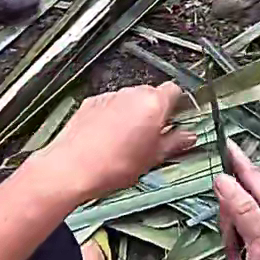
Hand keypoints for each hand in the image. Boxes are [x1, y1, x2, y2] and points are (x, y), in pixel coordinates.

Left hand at [25, 82, 196, 203]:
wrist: (72, 167)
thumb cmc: (111, 165)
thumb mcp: (153, 158)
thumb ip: (174, 143)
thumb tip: (188, 138)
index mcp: (153, 103)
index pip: (175, 91)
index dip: (179, 106)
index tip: (178, 120)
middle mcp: (132, 94)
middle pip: (153, 95)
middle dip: (156, 112)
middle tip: (155, 137)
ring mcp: (110, 96)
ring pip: (131, 100)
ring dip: (134, 115)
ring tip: (130, 143)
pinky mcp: (92, 102)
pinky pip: (111, 105)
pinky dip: (114, 117)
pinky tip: (110, 139)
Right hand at [214, 142, 259, 259]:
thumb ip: (241, 210)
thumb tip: (223, 179)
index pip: (254, 177)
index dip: (236, 162)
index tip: (223, 142)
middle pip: (243, 201)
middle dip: (230, 222)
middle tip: (236, 249)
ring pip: (243, 223)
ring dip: (235, 244)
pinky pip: (249, 242)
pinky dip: (242, 256)